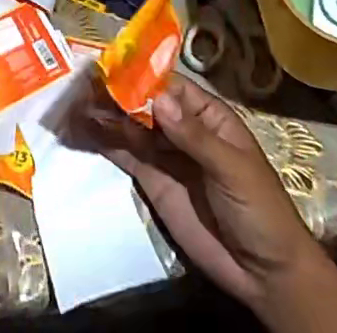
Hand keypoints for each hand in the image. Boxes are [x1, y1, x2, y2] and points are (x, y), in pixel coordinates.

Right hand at [84, 75, 336, 332]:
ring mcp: (166, 155)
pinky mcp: (152, 181)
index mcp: (209, 116)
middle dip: (116, 92)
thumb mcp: (232, 169)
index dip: (143, 75)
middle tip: (81, 81)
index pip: (171, 87)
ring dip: (105, 113)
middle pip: (145, 104)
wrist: (262, 272)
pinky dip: (104, 142)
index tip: (112, 65)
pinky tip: (82, 129)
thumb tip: (157, 100)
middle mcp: (183, 129)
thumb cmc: (259, 208)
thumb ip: (194, 137)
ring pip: (131, 126)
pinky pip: (125, 155)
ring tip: (73, 100)